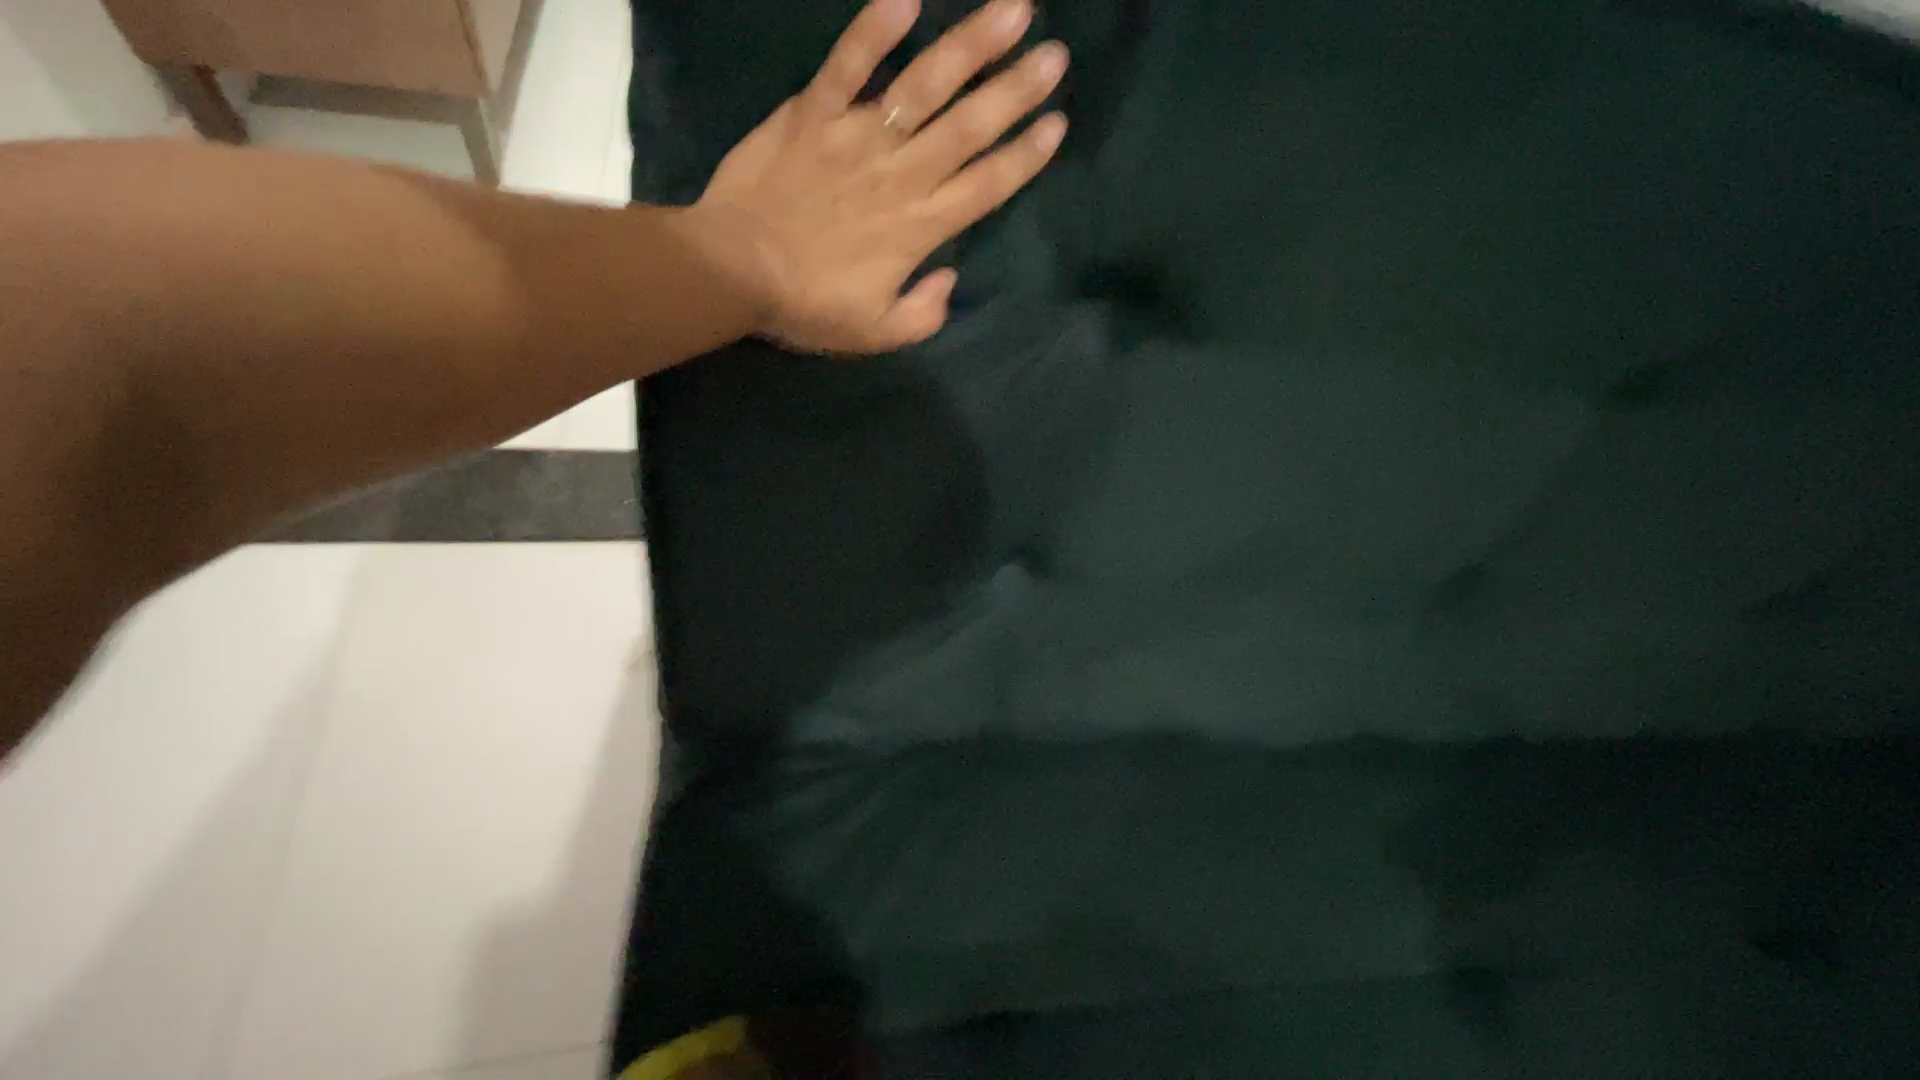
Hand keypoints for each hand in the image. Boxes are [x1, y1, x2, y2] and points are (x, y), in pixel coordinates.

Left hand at [690, 0, 1068, 353]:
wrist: (734, 272)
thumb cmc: (806, 305)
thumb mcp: (875, 333)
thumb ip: (923, 314)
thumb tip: (949, 281)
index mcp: (921, 226)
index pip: (988, 184)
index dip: (1026, 155)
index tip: (1057, 124)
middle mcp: (902, 174)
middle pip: (971, 125)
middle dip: (1017, 90)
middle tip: (1055, 55)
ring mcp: (858, 137)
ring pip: (925, 85)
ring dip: (972, 46)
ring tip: (1013, 10)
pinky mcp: (814, 115)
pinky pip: (847, 64)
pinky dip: (874, 29)